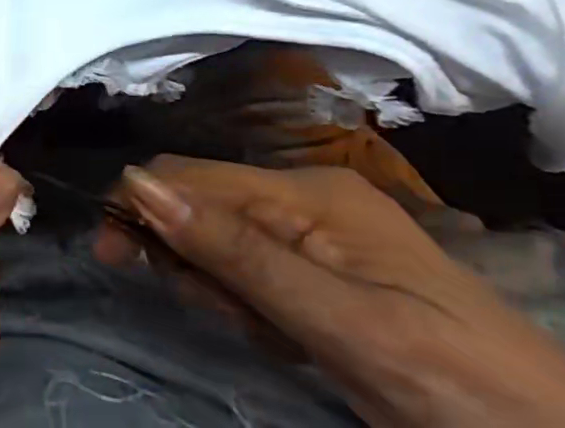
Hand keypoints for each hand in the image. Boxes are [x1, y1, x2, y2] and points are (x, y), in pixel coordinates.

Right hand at [98, 158, 564, 427]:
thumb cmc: (458, 387)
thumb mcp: (341, 323)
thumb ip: (238, 253)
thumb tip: (140, 185)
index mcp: (311, 192)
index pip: (196, 178)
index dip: (142, 205)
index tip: (106, 253)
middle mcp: (310, 199)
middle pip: (207, 204)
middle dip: (183, 251)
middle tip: (204, 310)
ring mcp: (323, 238)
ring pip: (226, 241)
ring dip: (217, 284)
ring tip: (258, 333)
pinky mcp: (331, 275)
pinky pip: (257, 271)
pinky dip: (246, 301)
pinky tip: (272, 334)